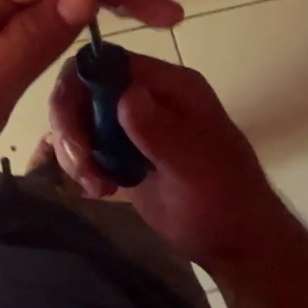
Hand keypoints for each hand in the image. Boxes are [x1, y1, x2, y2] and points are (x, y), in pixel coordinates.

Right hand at [49, 52, 298, 274]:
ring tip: (95, 185)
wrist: (236, 245)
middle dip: (71, 125)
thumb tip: (126, 95)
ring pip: (76, 116)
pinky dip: (78, 164)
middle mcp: (144, 93)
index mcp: (167, 84)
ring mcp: (130, 121)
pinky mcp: (119, 147)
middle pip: (82, 87)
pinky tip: (96, 189)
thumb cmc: (224, 202)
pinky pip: (82, 141)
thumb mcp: (193, 166)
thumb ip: (159, 130)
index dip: (79, 86)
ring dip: (73, 150)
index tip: (74, 129)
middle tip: (81, 166)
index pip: (106, 62)